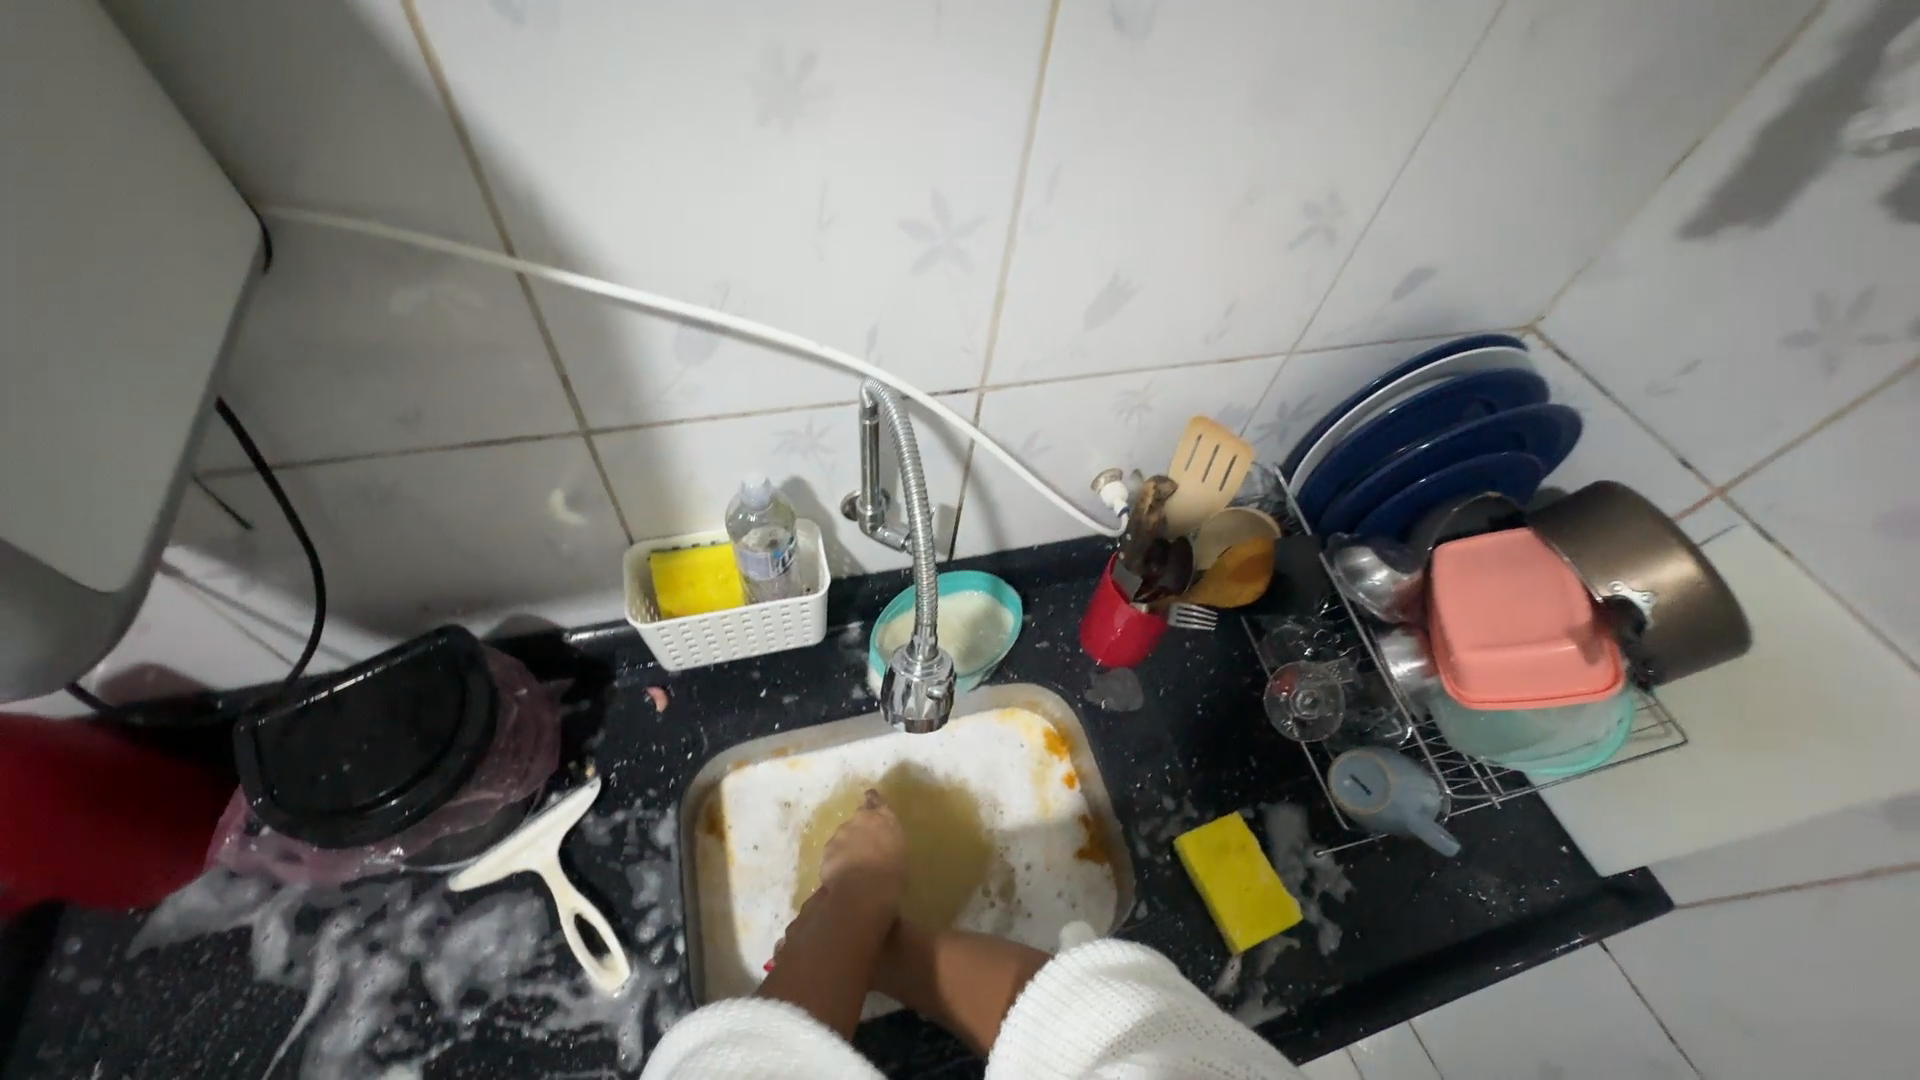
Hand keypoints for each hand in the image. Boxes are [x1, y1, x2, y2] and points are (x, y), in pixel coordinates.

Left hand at [819, 789, 907, 918]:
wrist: (863, 889)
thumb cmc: (892, 872)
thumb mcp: (899, 851)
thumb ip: (889, 838)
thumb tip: (883, 840)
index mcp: (883, 817)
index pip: (876, 800)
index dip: (872, 799)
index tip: (869, 798)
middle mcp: (861, 818)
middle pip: (858, 818)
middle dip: (859, 828)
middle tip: (864, 845)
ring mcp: (841, 833)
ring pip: (843, 836)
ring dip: (847, 845)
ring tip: (853, 864)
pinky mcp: (828, 849)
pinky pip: (833, 852)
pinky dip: (837, 859)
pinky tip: (842, 874)